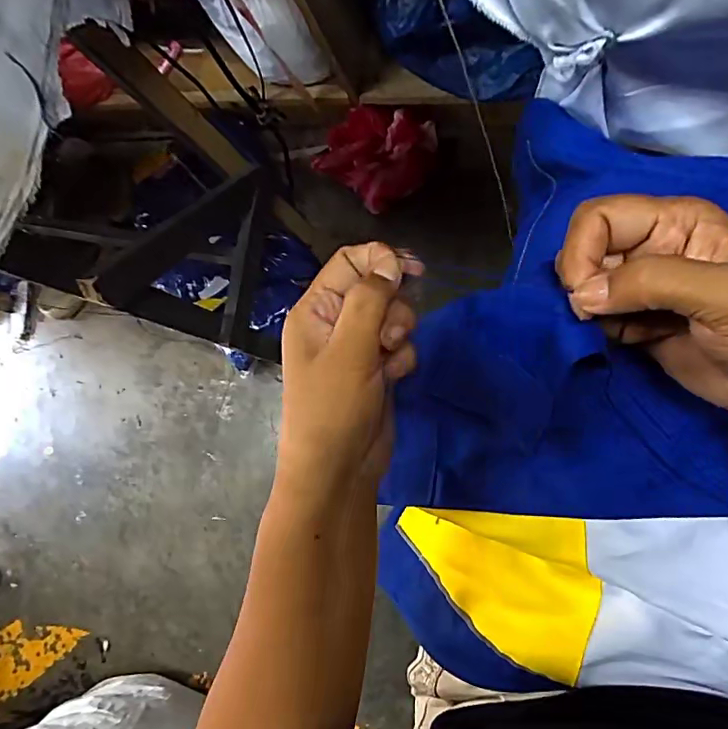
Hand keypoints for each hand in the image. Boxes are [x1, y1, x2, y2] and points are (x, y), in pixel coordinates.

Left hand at [278, 242, 420, 489]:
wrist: (338, 468)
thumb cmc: (334, 407)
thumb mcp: (350, 348)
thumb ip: (370, 300)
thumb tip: (390, 263)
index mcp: (315, 310)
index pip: (348, 262)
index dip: (381, 260)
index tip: (413, 270)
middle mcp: (333, 323)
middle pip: (377, 288)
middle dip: (394, 307)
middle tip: (389, 336)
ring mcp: (355, 347)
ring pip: (394, 317)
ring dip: (400, 335)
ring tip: (389, 361)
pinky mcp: (375, 368)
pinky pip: (399, 345)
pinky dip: (402, 358)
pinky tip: (394, 378)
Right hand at [555, 195, 727, 413]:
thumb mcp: (726, 295)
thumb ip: (653, 283)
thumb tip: (581, 295)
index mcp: (677, 222)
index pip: (602, 217)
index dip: (582, 250)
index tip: (582, 293)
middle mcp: (654, 246)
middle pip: (586, 247)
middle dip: (579, 281)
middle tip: (592, 316)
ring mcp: (643, 286)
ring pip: (585, 283)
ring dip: (585, 308)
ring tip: (612, 329)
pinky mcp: (636, 321)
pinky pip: (595, 316)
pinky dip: (595, 329)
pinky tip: (624, 341)